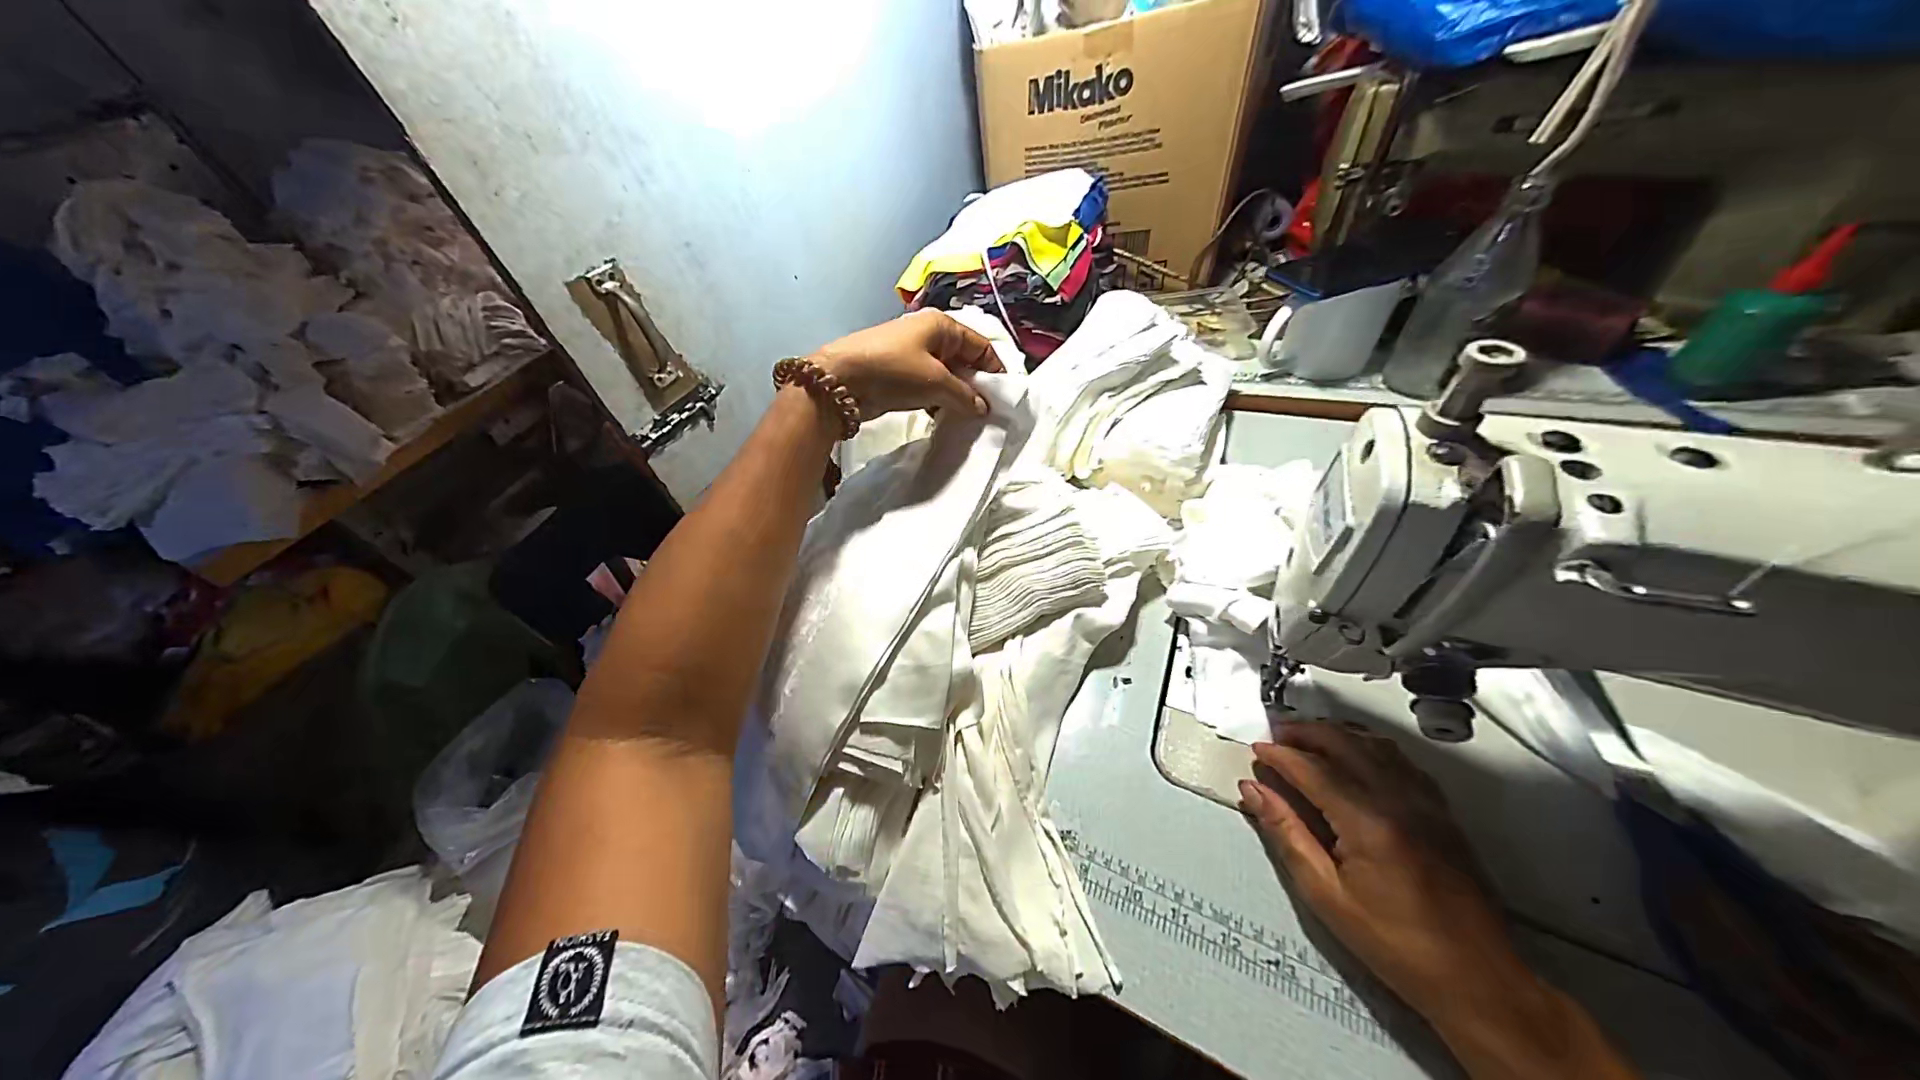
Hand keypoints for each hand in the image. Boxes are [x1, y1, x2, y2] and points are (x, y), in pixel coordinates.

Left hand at [812, 309, 1003, 420]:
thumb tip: (982, 408)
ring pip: (947, 375)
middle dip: (975, 386)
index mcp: (942, 325)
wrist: (839, 381)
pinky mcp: (900, 374)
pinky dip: (937, 400)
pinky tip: (941, 418)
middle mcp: (930, 335)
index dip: (994, 371)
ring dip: (955, 396)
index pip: (981, 346)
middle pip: (965, 360)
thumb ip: (965, 396)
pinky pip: (929, 386)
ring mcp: (913, 354)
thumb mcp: (935, 382)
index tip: (1003, 398)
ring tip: (964, 419)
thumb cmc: (892, 371)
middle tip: (984, 413)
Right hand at [1240, 723, 1639, 1078]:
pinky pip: (1400, 760)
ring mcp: (1426, 803)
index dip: (1280, 754)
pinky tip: (1354, 756)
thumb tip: (1254, 791)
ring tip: (1307, 740)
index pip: (1313, 768)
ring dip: (1336, 734)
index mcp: (1369, 822)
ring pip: (1375, 744)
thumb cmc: (1397, 945)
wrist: (1478, 979)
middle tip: (1276, 736)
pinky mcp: (1442, 811)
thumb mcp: (1326, 895)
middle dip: (1305, 732)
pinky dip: (1368, 746)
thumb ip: (1287, 833)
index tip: (1257, 749)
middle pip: (1345, 743)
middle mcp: (1400, 801)